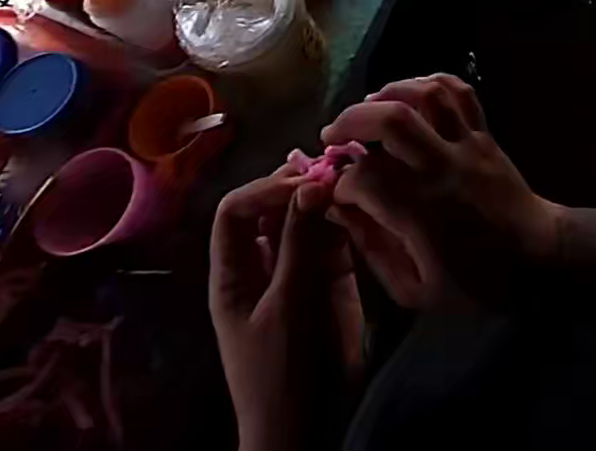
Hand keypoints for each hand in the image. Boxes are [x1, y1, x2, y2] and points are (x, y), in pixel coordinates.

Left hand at [210, 167, 362, 450]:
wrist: (309, 427)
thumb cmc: (283, 371)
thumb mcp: (288, 305)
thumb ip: (299, 242)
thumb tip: (312, 183)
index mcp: (234, 271)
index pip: (235, 212)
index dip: (264, 190)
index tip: (302, 181)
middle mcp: (263, 261)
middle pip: (270, 207)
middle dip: (296, 184)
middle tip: (330, 170)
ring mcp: (297, 267)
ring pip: (305, 217)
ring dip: (324, 197)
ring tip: (349, 178)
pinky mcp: (329, 276)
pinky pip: (333, 236)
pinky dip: (345, 217)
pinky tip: (360, 204)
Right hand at [320, 75, 559, 309]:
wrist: (538, 258)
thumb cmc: (474, 282)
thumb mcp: (414, 288)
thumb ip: (371, 245)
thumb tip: (337, 206)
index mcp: (423, 211)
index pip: (367, 178)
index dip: (342, 180)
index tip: (338, 190)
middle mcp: (444, 167)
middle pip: (393, 120)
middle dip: (353, 119)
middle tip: (333, 134)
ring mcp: (468, 143)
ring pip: (428, 95)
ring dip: (390, 92)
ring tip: (369, 107)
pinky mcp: (484, 132)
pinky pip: (460, 92)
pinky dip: (430, 83)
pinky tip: (410, 94)